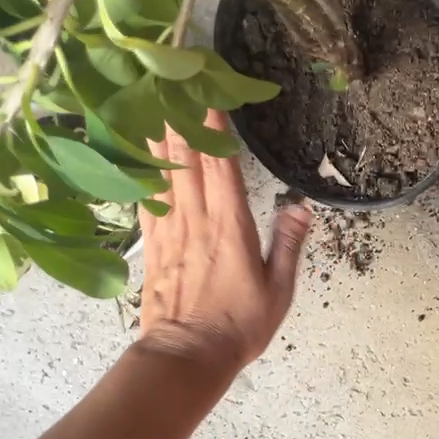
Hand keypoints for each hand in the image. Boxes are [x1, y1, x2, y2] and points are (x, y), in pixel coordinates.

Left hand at [136, 110, 311, 372]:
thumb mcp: (279, 291)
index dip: (215, 128)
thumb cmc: (240, 326)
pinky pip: (147, 199)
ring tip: (152, 104)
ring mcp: (170, 231)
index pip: (221, 167)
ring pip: (162, 172)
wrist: (189, 353)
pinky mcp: (152, 246)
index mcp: (231, 228)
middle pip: (187, 159)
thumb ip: (287, 246)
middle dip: (182, 119)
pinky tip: (138, 155)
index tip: (210, 94)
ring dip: (158, 136)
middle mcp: (197, 221)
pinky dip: (142, 171)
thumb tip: (300, 210)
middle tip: (175, 85)